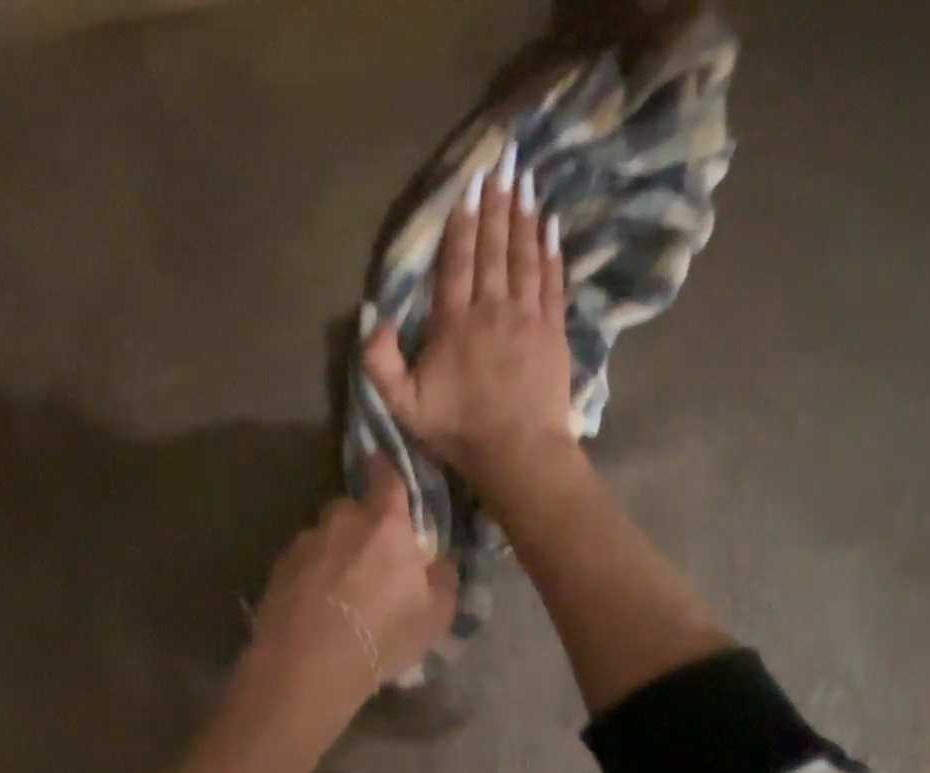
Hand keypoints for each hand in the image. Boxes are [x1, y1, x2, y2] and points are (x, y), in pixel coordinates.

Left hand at [241, 458, 458, 722]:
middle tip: (372, 556)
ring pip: (324, 535)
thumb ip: (442, 577)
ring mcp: (304, 543)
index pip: (388, 477)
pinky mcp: (277, 568)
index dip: (388, 468)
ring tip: (340, 589)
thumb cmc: (382, 634)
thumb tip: (439, 560)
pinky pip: (302, 561)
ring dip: (334, 551)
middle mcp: (341, 521)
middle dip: (362, 523)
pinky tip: (315, 605)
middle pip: (352, 508)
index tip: (385, 465)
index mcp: (385, 524)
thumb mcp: (436, 614)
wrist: (306, 664)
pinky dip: (310, 574)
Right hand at [361, 143, 578, 503]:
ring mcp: (527, 316)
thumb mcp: (402, 404)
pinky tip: (548, 226)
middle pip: (493, 248)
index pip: (456, 262)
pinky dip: (550, 251)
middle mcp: (492, 308)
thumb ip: (380, 362)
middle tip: (501, 163)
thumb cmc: (457, 429)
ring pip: (524, 256)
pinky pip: (552, 280)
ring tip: (524, 180)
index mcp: (454, 322)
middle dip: (495, 203)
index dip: (461, 222)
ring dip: (522, 216)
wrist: (519, 451)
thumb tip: (376, 318)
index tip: (467, 186)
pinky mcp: (553, 330)